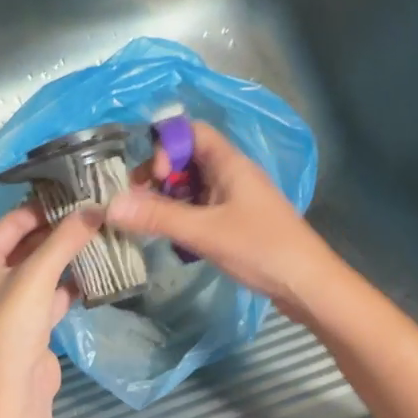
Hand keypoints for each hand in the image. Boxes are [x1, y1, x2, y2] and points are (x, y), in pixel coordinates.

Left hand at [0, 203, 97, 406]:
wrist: (17, 385)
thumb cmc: (15, 324)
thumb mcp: (38, 275)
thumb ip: (65, 240)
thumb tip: (96, 209)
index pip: (12, 222)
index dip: (41, 207)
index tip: (75, 195)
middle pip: (29, 244)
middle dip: (59, 231)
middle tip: (93, 214)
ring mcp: (15, 302)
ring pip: (45, 269)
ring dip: (69, 256)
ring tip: (100, 237)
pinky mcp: (35, 322)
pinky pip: (55, 293)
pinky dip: (73, 283)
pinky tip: (97, 272)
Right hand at [106, 122, 345, 320]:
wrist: (306, 284)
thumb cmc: (261, 249)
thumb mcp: (205, 233)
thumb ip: (159, 218)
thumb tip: (111, 205)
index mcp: (230, 164)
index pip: (191, 132)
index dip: (166, 147)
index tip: (153, 178)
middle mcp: (233, 175)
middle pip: (188, 161)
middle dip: (161, 178)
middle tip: (140, 205)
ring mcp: (237, 201)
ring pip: (193, 189)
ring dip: (170, 203)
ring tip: (153, 226)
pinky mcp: (238, 225)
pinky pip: (203, 211)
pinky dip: (185, 221)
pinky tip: (177, 242)